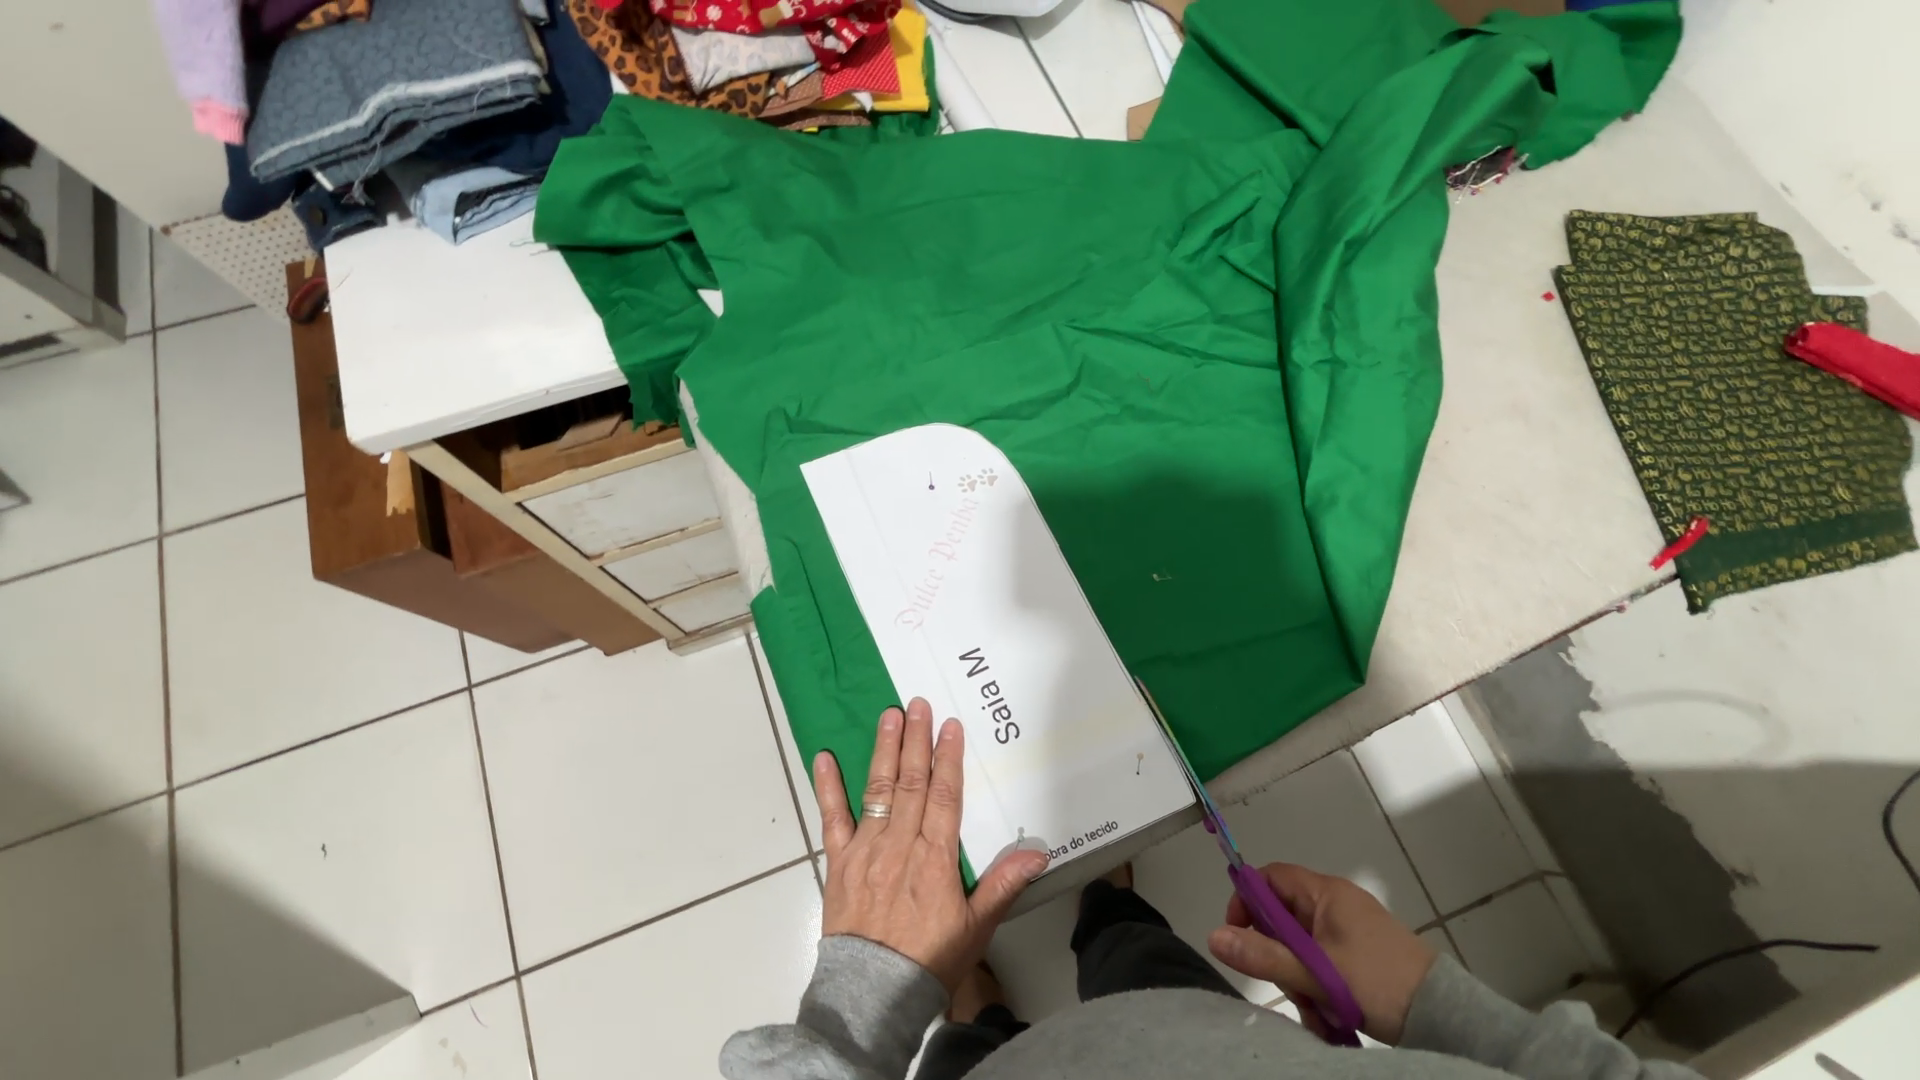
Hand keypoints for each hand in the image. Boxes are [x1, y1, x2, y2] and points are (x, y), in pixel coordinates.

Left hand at [814, 698, 1050, 991]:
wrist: (874, 994)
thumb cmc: (930, 959)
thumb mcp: (976, 926)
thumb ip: (1003, 884)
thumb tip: (1038, 852)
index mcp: (934, 857)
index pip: (944, 795)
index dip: (948, 758)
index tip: (949, 726)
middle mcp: (899, 843)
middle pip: (911, 782)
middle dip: (916, 740)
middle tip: (918, 703)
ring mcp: (865, 849)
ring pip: (877, 789)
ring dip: (883, 750)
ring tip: (888, 715)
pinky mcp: (837, 861)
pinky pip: (831, 818)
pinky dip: (828, 787)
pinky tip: (824, 757)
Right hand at [1207, 863, 1435, 1044]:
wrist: (1450, 1019)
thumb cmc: (1381, 984)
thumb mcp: (1316, 974)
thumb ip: (1263, 956)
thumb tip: (1213, 936)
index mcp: (1326, 893)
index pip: (1269, 878)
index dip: (1247, 902)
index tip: (1239, 937)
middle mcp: (1336, 904)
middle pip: (1283, 916)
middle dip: (1277, 955)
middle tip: (1287, 986)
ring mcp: (1351, 930)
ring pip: (1301, 946)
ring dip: (1298, 980)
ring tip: (1316, 1013)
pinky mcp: (1362, 955)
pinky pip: (1322, 963)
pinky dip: (1318, 988)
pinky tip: (1329, 1017)